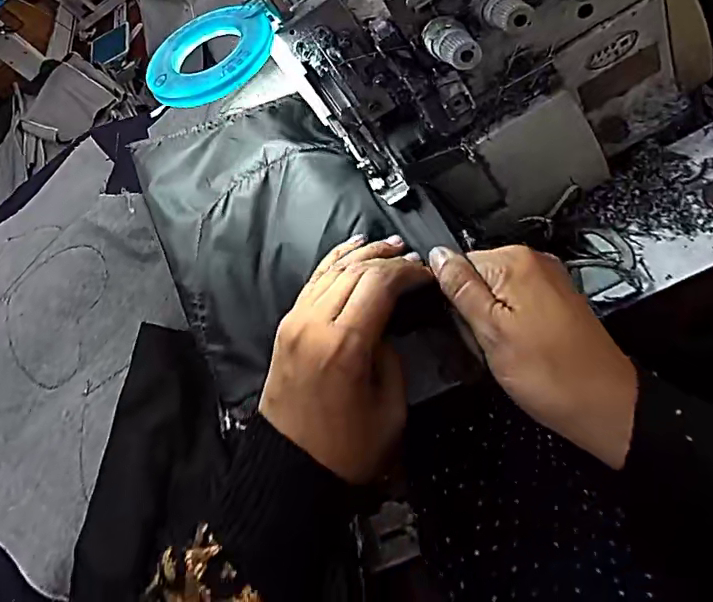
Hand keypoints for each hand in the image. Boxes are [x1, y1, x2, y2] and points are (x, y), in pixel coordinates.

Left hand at [259, 235, 432, 483]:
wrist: (289, 467)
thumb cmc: (344, 450)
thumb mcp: (390, 409)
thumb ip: (391, 356)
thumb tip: (386, 325)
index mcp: (343, 345)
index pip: (378, 284)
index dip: (406, 272)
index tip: (425, 273)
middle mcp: (314, 324)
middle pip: (355, 270)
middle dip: (387, 258)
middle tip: (411, 257)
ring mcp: (295, 320)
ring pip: (332, 269)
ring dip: (362, 254)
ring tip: (387, 246)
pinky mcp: (287, 324)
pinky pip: (313, 281)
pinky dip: (333, 261)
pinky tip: (350, 251)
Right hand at [431, 245, 638, 468]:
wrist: (609, 410)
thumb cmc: (555, 377)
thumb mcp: (491, 333)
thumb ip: (459, 289)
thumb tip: (437, 256)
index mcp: (514, 261)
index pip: (456, 264)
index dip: (454, 300)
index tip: (468, 327)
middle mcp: (534, 262)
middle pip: (475, 278)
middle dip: (474, 313)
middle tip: (490, 346)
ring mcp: (549, 282)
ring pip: (494, 294)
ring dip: (492, 324)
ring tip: (509, 353)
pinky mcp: (557, 302)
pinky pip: (516, 304)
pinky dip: (512, 327)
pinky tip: (523, 352)